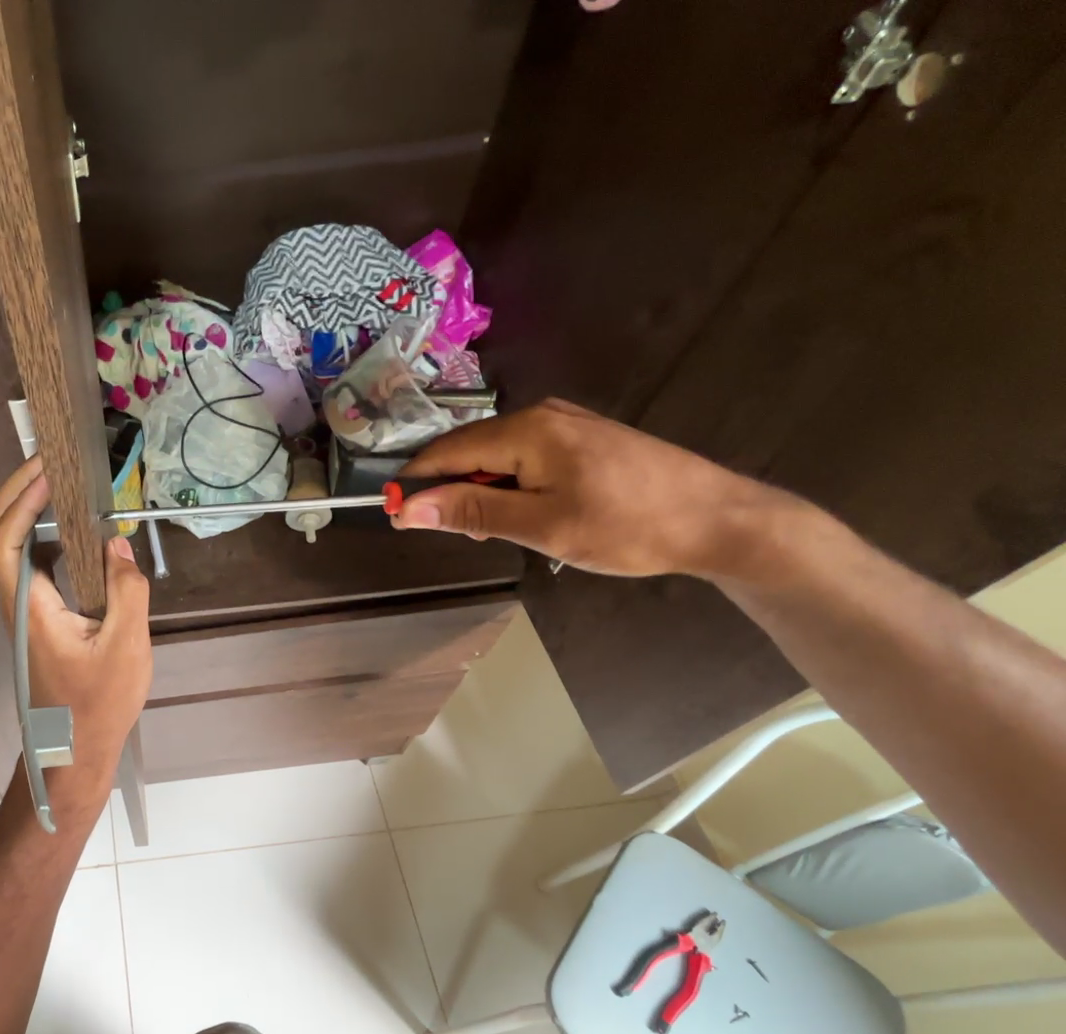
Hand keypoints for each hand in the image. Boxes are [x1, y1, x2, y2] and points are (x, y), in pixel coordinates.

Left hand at [0, 458, 152, 761]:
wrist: (74, 751)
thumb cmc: (98, 706)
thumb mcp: (126, 647)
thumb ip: (126, 591)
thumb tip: (117, 544)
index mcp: (28, 608)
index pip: (3, 540)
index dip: (19, 498)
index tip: (48, 469)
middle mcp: (17, 603)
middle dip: (15, 491)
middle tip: (49, 461)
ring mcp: (24, 610)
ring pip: (9, 547)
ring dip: (26, 508)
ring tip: (60, 481)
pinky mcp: (38, 617)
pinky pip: (31, 563)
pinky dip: (43, 533)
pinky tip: (72, 525)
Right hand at [393, 399, 805, 578]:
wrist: (722, 520)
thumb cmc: (627, 526)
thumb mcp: (541, 525)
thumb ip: (471, 511)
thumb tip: (405, 508)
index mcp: (526, 429)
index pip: (445, 451)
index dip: (414, 485)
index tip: (394, 518)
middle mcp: (541, 414)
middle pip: (468, 450)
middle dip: (450, 489)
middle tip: (460, 536)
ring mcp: (566, 423)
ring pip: (496, 455)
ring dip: (482, 491)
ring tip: (499, 530)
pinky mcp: (584, 438)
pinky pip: (524, 457)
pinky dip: (510, 484)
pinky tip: (527, 512)